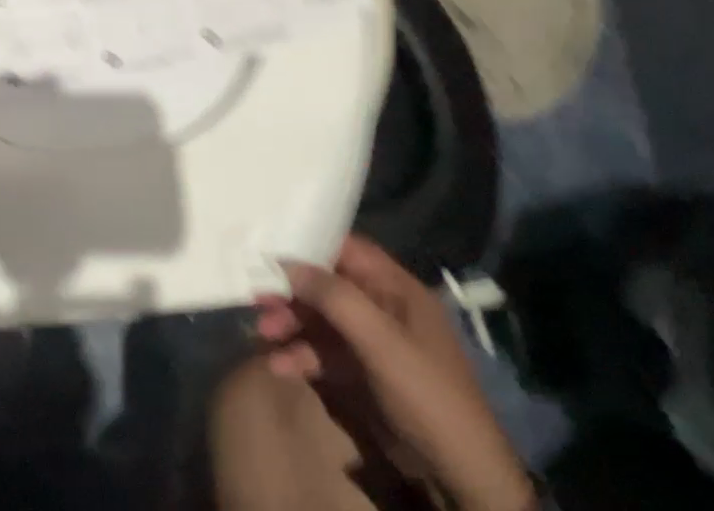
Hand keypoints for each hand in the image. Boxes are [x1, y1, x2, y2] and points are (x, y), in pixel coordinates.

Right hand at [257, 235, 536, 510]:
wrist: (457, 468)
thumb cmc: (424, 391)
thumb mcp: (380, 340)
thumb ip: (335, 297)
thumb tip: (288, 263)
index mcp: (397, 289)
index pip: (348, 250)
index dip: (310, 246)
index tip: (269, 248)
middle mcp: (383, 308)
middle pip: (328, 286)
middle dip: (293, 292)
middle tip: (257, 300)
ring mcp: (372, 342)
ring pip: (322, 321)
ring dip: (291, 325)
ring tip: (263, 335)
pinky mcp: (362, 373)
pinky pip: (324, 354)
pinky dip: (301, 357)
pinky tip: (280, 367)